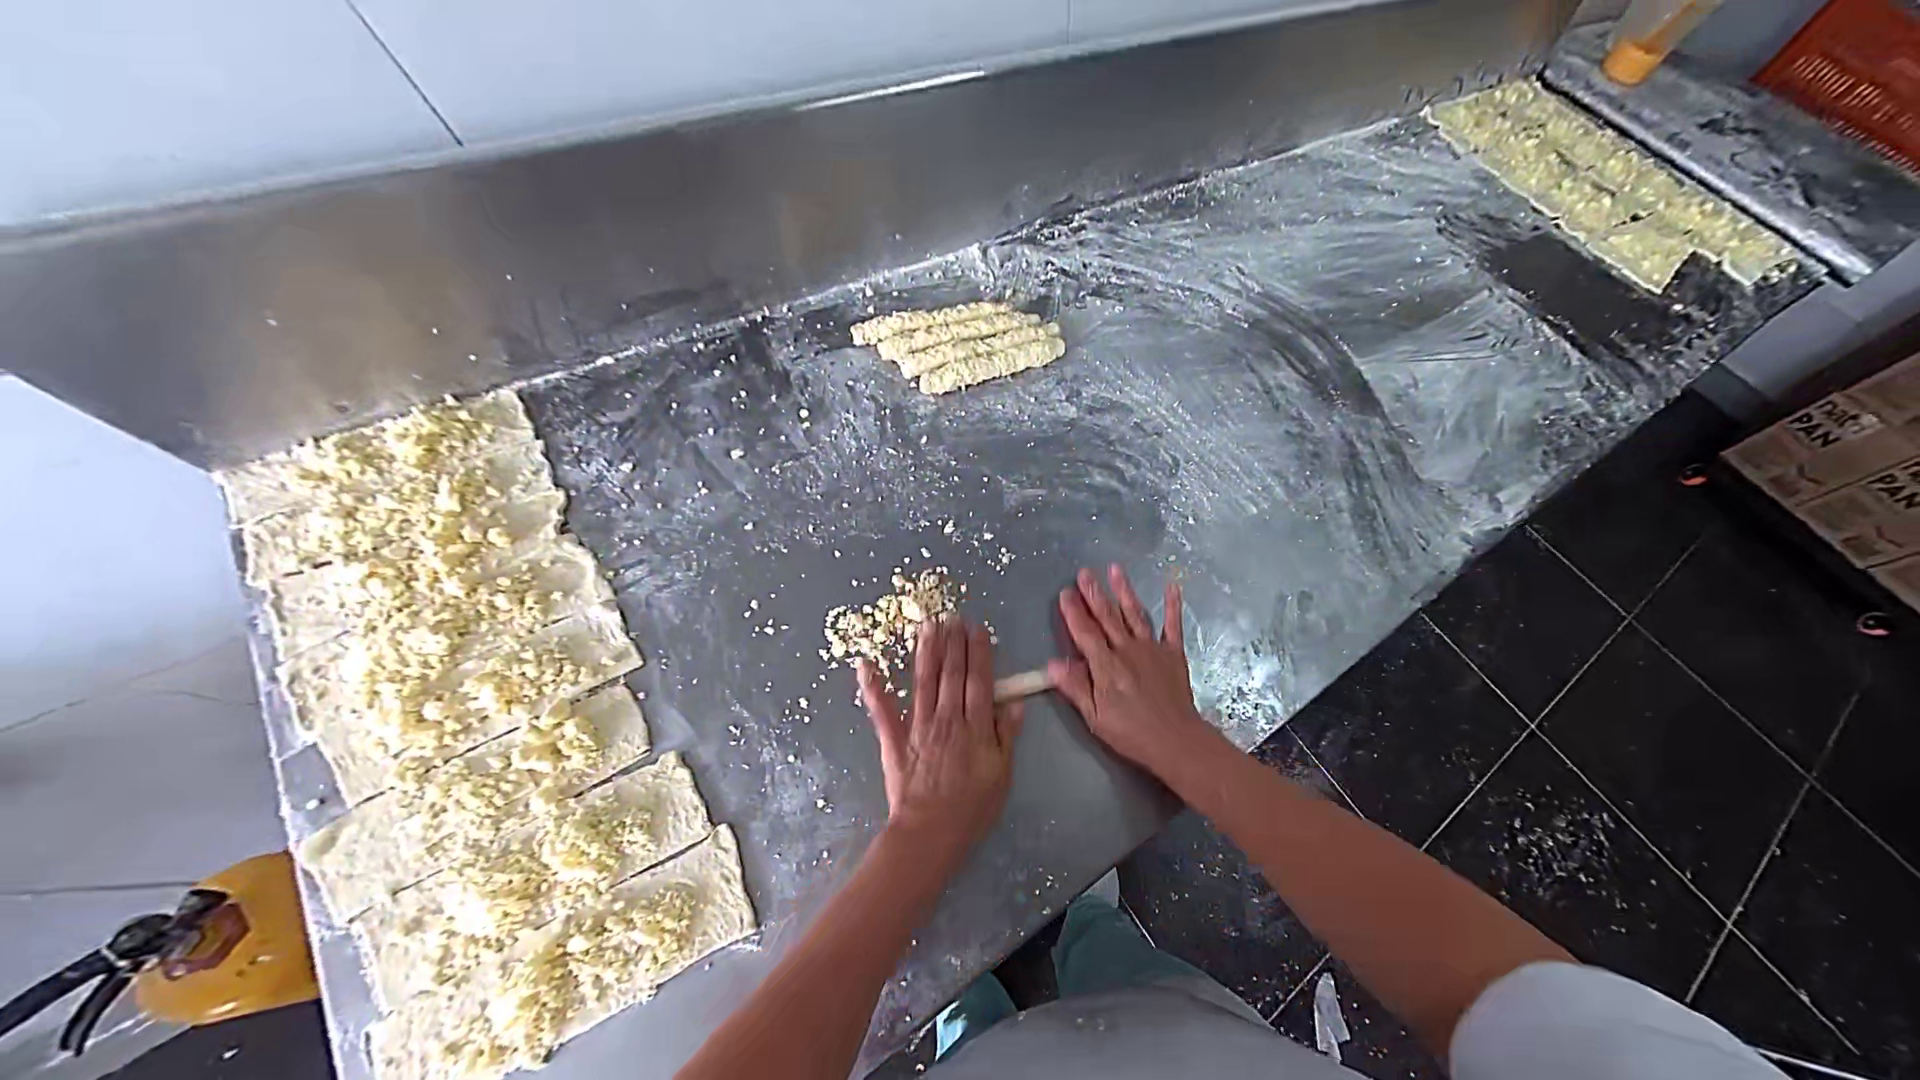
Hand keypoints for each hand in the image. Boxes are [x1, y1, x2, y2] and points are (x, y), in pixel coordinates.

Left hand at [856, 618, 1023, 859]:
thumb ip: (1005, 735)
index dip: (978, 652)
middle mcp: (946, 717)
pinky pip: (882, 709)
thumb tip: (1013, 703)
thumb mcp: (1001, 774)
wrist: (930, 832)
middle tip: (952, 616)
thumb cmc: (971, 807)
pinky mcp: (893, 738)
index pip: (978, 680)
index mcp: (974, 725)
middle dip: (953, 642)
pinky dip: (872, 686)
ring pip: (923, 680)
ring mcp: (917, 725)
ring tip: (927, 625)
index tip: (976, 629)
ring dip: (925, 650)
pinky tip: (865, 664)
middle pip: (951, 673)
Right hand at [1050, 565, 1217, 774]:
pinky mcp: (1173, 653)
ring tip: (1115, 569)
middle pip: (1107, 617)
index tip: (1064, 593)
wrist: (1177, 741)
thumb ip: (1075, 688)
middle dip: (1093, 594)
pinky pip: (1171, 625)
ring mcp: (1152, 648)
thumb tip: (1052, 664)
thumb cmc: (1131, 733)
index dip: (1073, 612)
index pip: (1084, 633)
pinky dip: (1171, 606)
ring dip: (1124, 591)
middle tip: (1084, 572)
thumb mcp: (1095, 717)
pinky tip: (1171, 586)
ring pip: (1134, 614)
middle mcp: (1127, 650)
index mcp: (1106, 666)